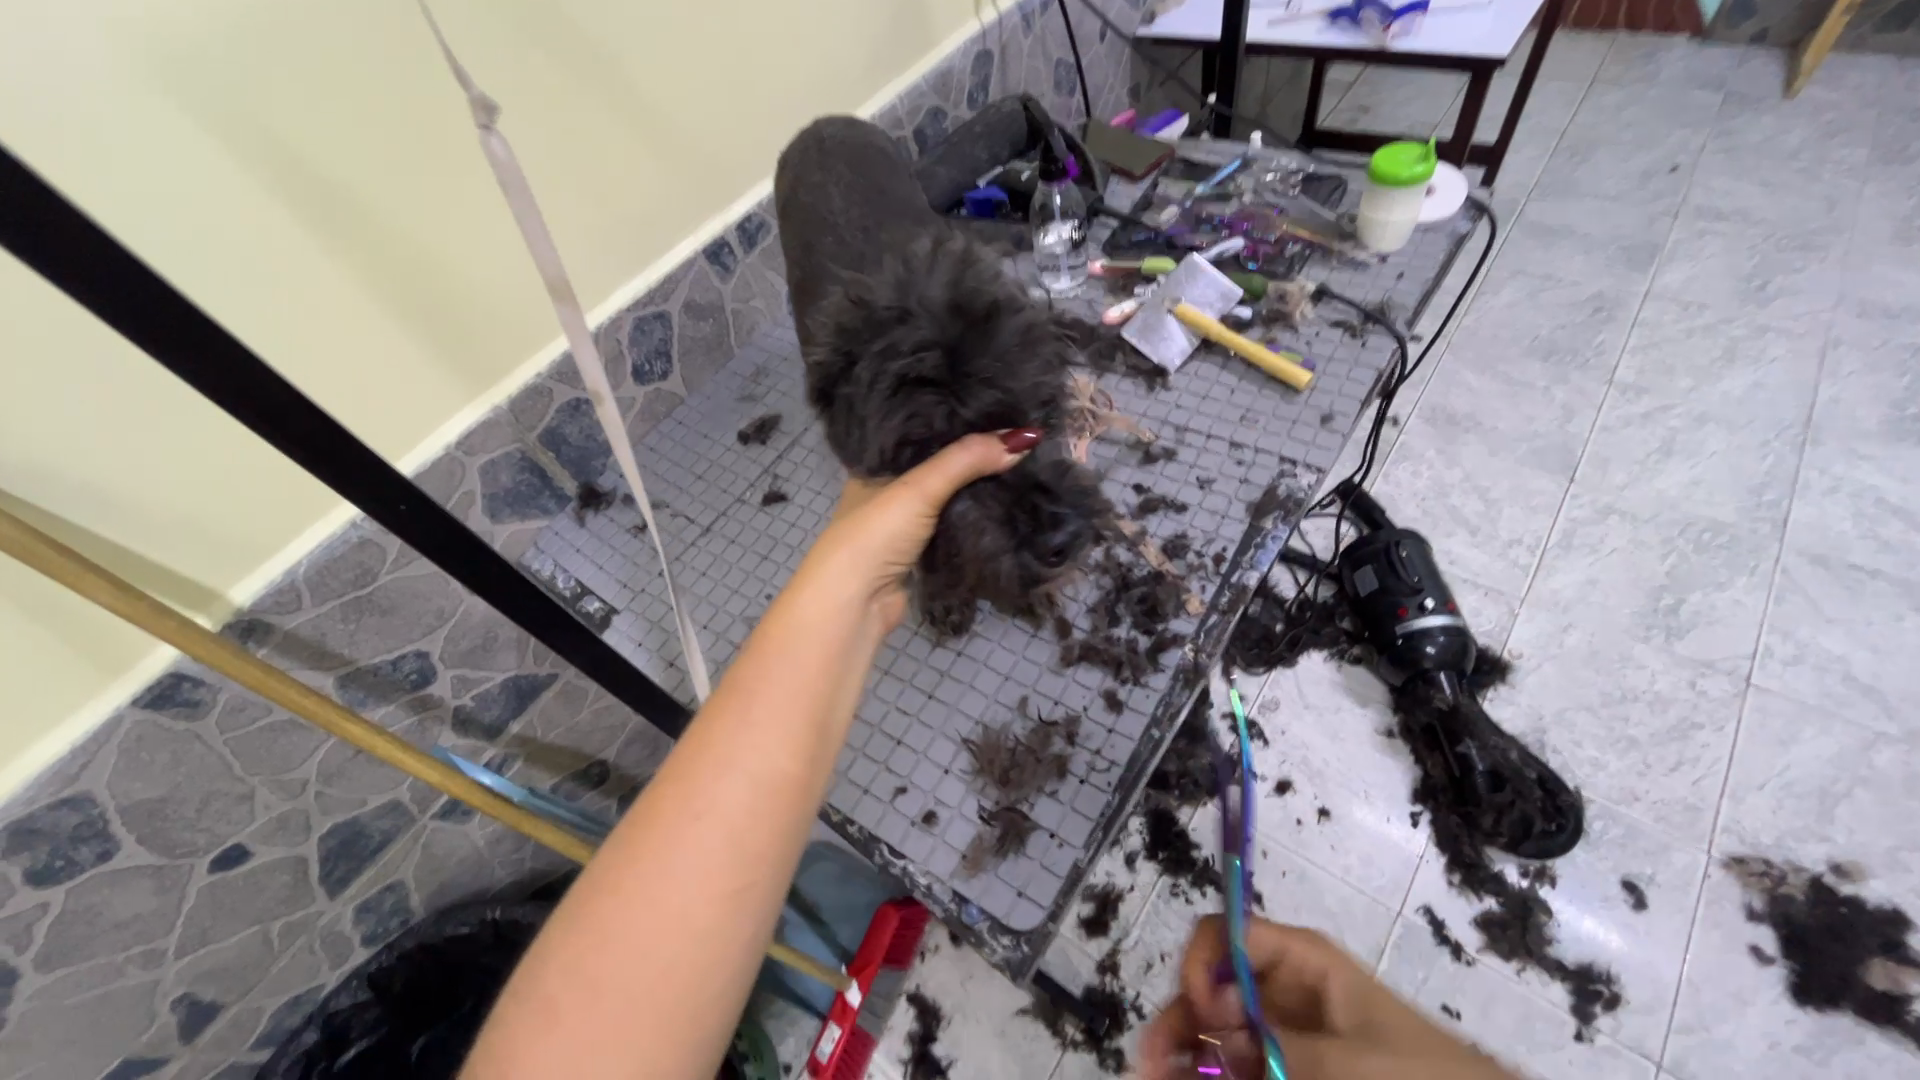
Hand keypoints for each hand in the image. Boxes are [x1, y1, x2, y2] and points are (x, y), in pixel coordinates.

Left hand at [805, 428, 1042, 628]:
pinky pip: (955, 525)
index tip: (1001, 408)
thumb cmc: (876, 534)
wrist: (854, 604)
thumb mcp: (920, 487)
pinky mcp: (920, 552)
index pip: (922, 430)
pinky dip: (976, 517)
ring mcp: (904, 523)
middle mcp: (888, 489)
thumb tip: (1027, 437)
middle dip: (976, 456)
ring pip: (950, 496)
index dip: (958, 419)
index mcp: (876, 462)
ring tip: (1024, 463)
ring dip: (979, 488)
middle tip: (1022, 438)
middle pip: (940, 464)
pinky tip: (1005, 503)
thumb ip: (967, 459)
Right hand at [1139, 916, 1516, 1079]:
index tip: (1203, 1015)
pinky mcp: (1285, 1067)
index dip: (1202, 966)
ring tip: (1154, 1079)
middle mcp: (1278, 987)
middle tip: (1149, 1066)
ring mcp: (1279, 1030)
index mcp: (1297, 960)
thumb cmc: (1421, 1074)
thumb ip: (1282, 1051)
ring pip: (1214, 1032)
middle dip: (1178, 1023)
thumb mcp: (1353, 1063)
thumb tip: (1216, 1043)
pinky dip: (1208, 1076)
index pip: (1225, 936)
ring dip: (1184, 1057)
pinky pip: (1236, 1066)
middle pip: (1209, 988)